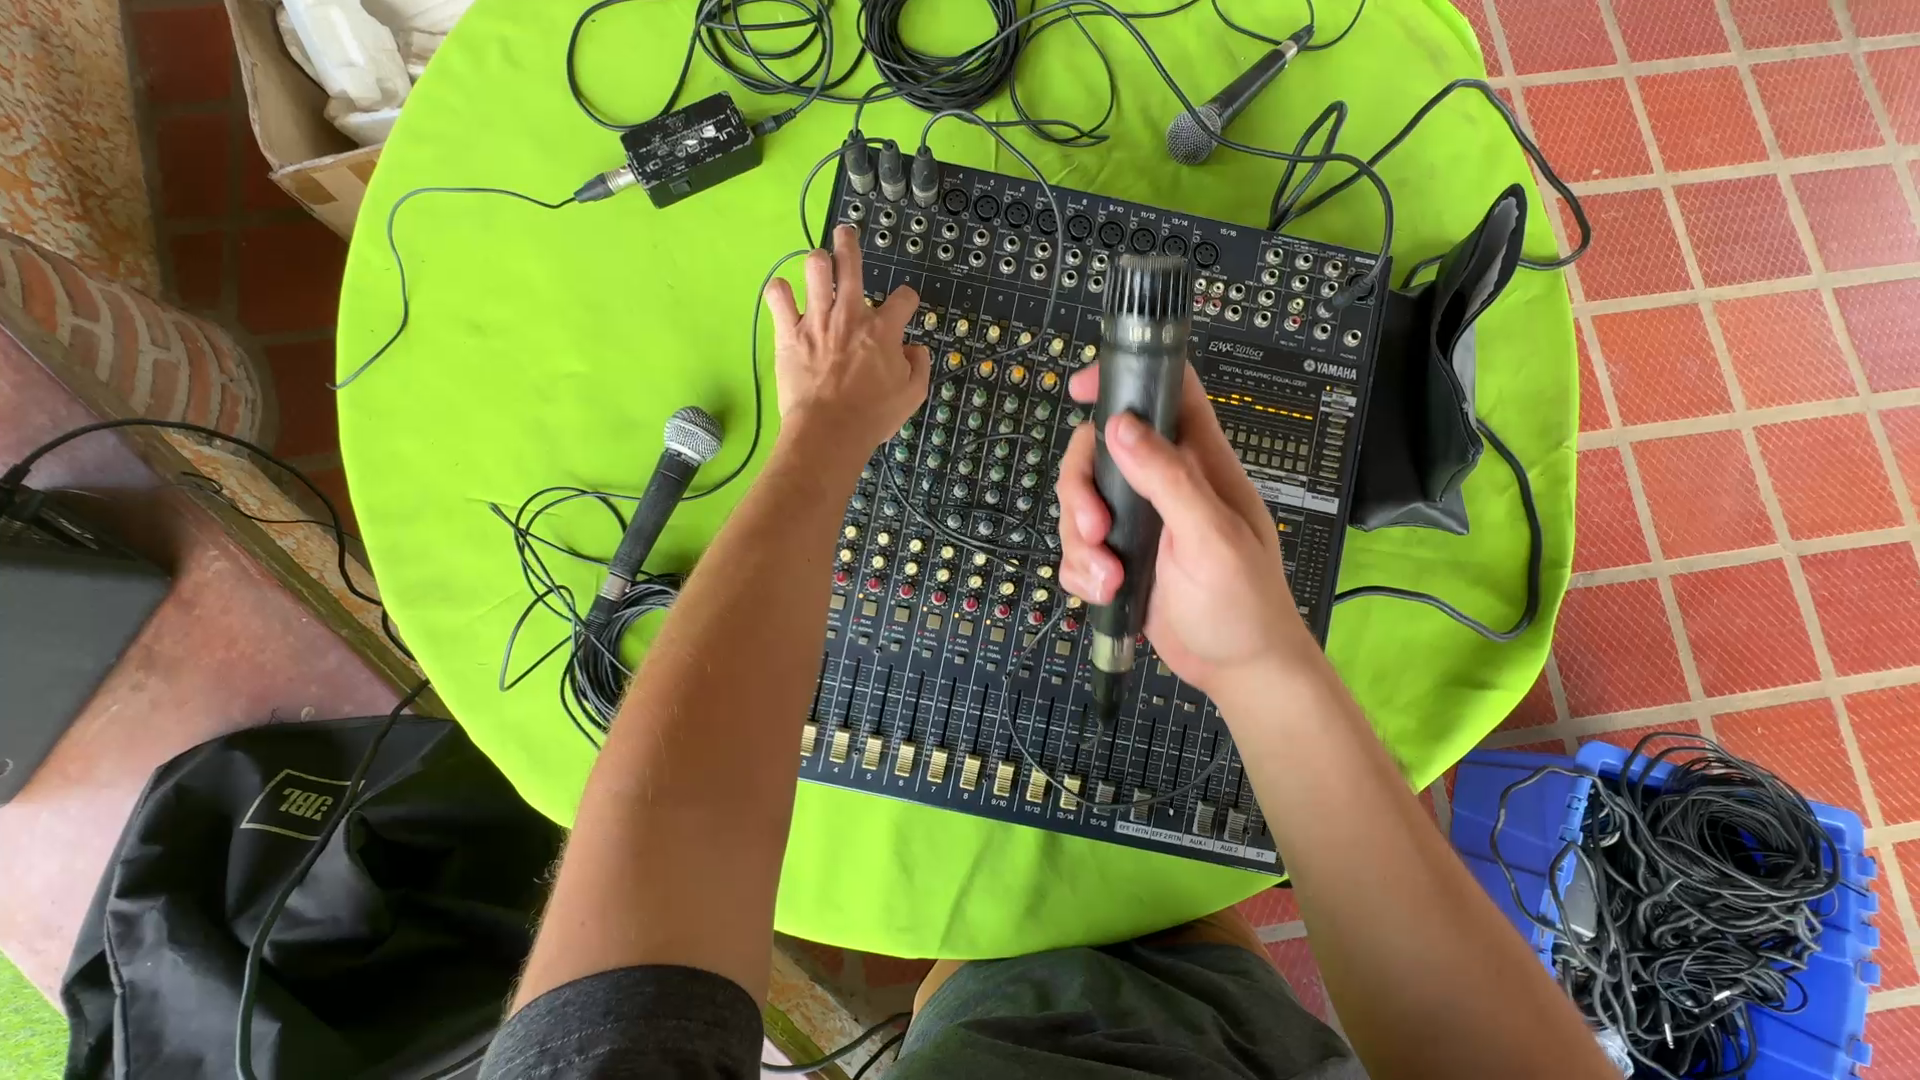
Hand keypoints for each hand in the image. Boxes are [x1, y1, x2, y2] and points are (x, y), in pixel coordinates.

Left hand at [764, 225, 930, 465]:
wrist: (829, 430)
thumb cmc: (873, 416)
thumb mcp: (912, 395)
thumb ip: (919, 366)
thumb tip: (915, 349)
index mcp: (884, 329)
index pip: (904, 298)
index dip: (907, 299)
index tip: (904, 307)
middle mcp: (850, 314)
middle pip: (851, 263)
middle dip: (849, 243)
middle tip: (846, 234)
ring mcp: (817, 319)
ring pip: (815, 268)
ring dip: (817, 262)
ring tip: (818, 264)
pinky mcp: (789, 332)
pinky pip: (777, 297)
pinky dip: (780, 292)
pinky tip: (784, 295)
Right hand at [1055, 363, 1316, 702]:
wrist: (1239, 670)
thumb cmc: (1245, 603)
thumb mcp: (1212, 540)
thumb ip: (1168, 480)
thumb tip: (1120, 425)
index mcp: (1198, 464)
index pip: (1165, 395)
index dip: (1123, 379)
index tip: (1078, 390)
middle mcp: (1163, 484)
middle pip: (1098, 452)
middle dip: (1080, 492)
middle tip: (1095, 531)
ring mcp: (1138, 522)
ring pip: (1080, 503)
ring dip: (1080, 543)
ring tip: (1108, 580)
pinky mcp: (1119, 558)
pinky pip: (1077, 548)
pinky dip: (1080, 571)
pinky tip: (1105, 594)